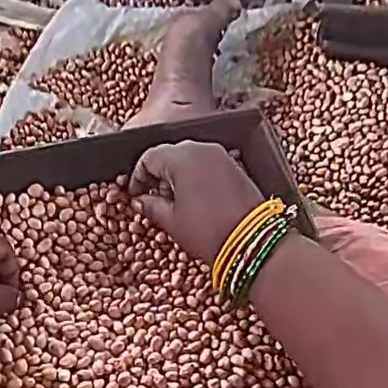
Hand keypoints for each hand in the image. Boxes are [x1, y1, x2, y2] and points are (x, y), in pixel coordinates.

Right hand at [128, 140, 266, 263]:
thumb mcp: (172, 221)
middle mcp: (202, 148)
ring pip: (188, 158)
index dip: (138, 176)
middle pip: (169, 154)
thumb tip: (140, 200)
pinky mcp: (233, 166)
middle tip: (151, 198)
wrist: (251, 239)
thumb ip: (151, 206)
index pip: (149, 157)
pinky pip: (205, 164)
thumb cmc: (207, 231)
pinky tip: (192, 200)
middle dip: (157, 175)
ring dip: (175, 176)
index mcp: (182, 157)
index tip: (135, 194)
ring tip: (172, 202)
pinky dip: (193, 177)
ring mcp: (220, 155)